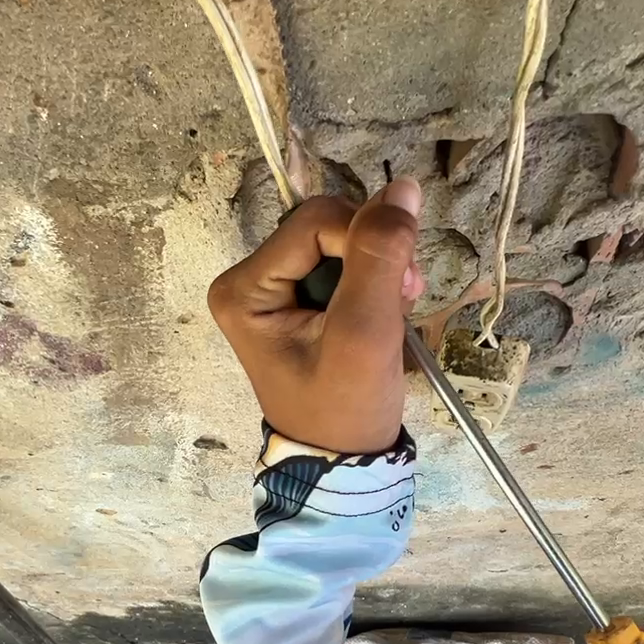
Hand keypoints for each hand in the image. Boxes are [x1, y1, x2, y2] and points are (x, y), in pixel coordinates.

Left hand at [206, 179, 425, 454]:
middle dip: (373, 254)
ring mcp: (269, 290)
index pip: (315, 222)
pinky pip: (342, 262)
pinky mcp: (294, 299)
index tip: (400, 289)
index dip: (365, 240)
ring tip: (394, 313)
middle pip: (325, 226)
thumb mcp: (363, 334)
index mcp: (242, 290)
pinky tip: (382, 313)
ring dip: (379, 268)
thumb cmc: (345, 407)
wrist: (342, 456)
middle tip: (402, 301)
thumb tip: (401, 188)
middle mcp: (246, 282)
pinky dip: (372, 281)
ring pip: (339, 240)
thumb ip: (378, 259)